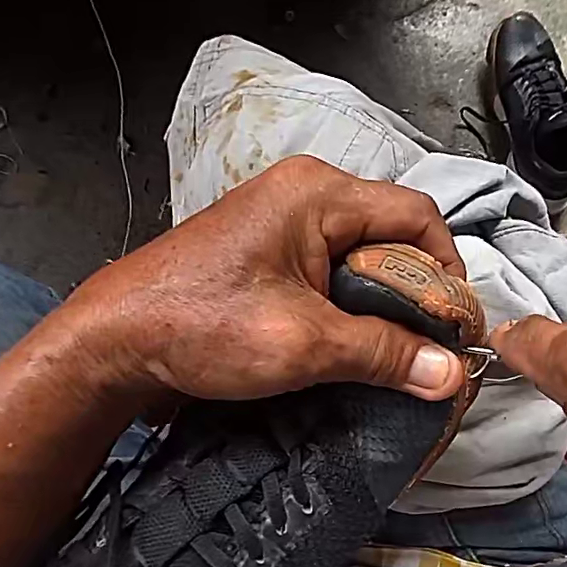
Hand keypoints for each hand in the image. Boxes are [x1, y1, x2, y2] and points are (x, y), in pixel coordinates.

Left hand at [62, 155, 469, 402]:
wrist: (114, 341)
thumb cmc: (200, 327)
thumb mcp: (303, 343)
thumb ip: (384, 353)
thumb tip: (452, 374)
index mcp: (318, 194)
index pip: (416, 216)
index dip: (446, 268)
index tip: (453, 323)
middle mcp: (307, 193)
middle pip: (393, 233)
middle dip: (416, 288)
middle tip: (427, 343)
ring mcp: (286, 218)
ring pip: (365, 253)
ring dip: (385, 299)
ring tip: (393, 347)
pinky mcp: (272, 247)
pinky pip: (334, 266)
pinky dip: (354, 301)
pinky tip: (353, 338)